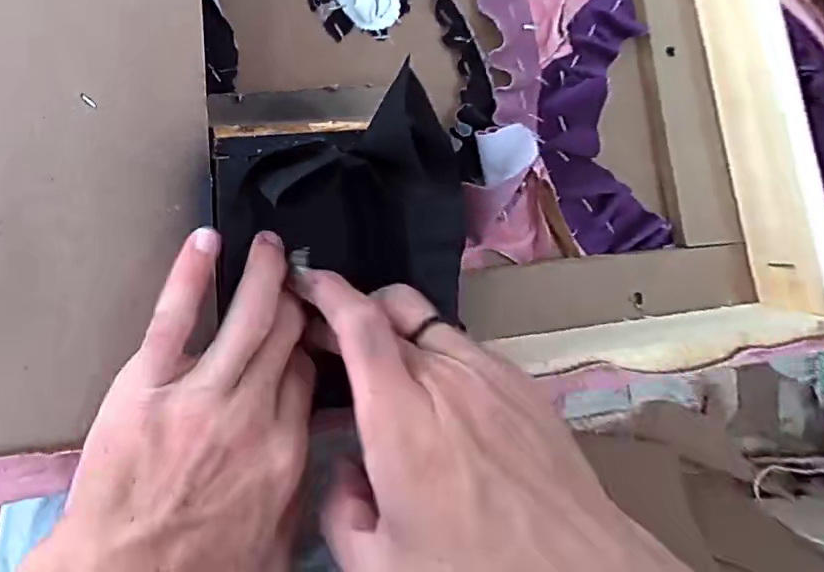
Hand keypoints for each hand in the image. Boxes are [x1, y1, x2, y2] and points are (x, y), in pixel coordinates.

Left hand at [26, 228, 314, 571]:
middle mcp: (251, 412)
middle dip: (293, 300)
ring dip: (265, 271)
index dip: (304, 344)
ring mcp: (200, 393)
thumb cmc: (197, 571)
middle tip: (292, 278)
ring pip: (249, 315)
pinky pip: (177, 314)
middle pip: (285, 333)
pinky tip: (207, 240)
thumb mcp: (274, 545)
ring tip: (270, 245)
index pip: (305, 370)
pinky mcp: (148, 382)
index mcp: (283, 449)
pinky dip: (194, 272)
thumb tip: (310, 438)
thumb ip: (300, 486)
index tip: (298, 332)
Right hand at [295, 270, 684, 571]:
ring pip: (427, 323)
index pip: (359, 322)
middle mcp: (443, 373)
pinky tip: (446, 405)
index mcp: (400, 414)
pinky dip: (439, 357)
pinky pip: (464, 348)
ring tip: (395, 381)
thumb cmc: (474, 571)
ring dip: (399, 334)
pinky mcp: (517, 378)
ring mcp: (486, 369)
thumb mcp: (381, 566)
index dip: (327, 290)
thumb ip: (341, 508)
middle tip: (338, 340)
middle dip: (356, 310)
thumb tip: (347, 468)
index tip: (306, 280)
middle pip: (392, 307)